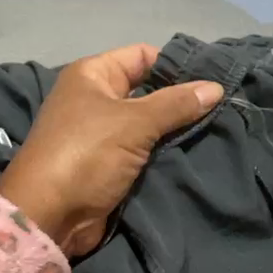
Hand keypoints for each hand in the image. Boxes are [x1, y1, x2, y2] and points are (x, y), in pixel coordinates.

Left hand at [0, 44, 222, 256]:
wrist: (49, 216)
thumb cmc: (86, 154)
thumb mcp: (134, 122)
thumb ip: (176, 104)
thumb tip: (216, 88)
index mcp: (92, 75)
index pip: (142, 56)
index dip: (176, 65)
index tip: (213, 79)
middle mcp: (95, 100)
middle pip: (147, 91)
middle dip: (181, 101)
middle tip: (223, 108)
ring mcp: (100, 135)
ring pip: (148, 126)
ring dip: (175, 131)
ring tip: (218, 131)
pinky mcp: (107, 166)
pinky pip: (143, 153)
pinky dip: (164, 155)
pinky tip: (196, 155)